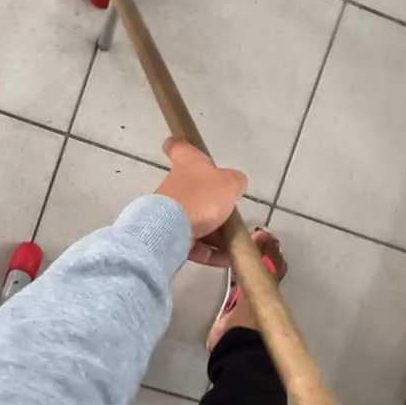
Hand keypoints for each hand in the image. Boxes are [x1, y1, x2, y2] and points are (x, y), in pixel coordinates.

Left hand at [155, 137, 246, 266]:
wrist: (173, 230)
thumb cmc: (202, 197)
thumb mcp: (230, 184)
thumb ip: (236, 181)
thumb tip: (236, 183)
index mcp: (187, 165)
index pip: (179, 147)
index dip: (182, 145)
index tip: (182, 145)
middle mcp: (175, 186)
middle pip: (193, 190)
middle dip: (213, 204)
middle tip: (232, 215)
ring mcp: (170, 213)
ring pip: (196, 221)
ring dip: (215, 234)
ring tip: (234, 244)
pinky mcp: (170, 237)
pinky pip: (193, 244)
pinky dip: (210, 253)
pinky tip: (227, 260)